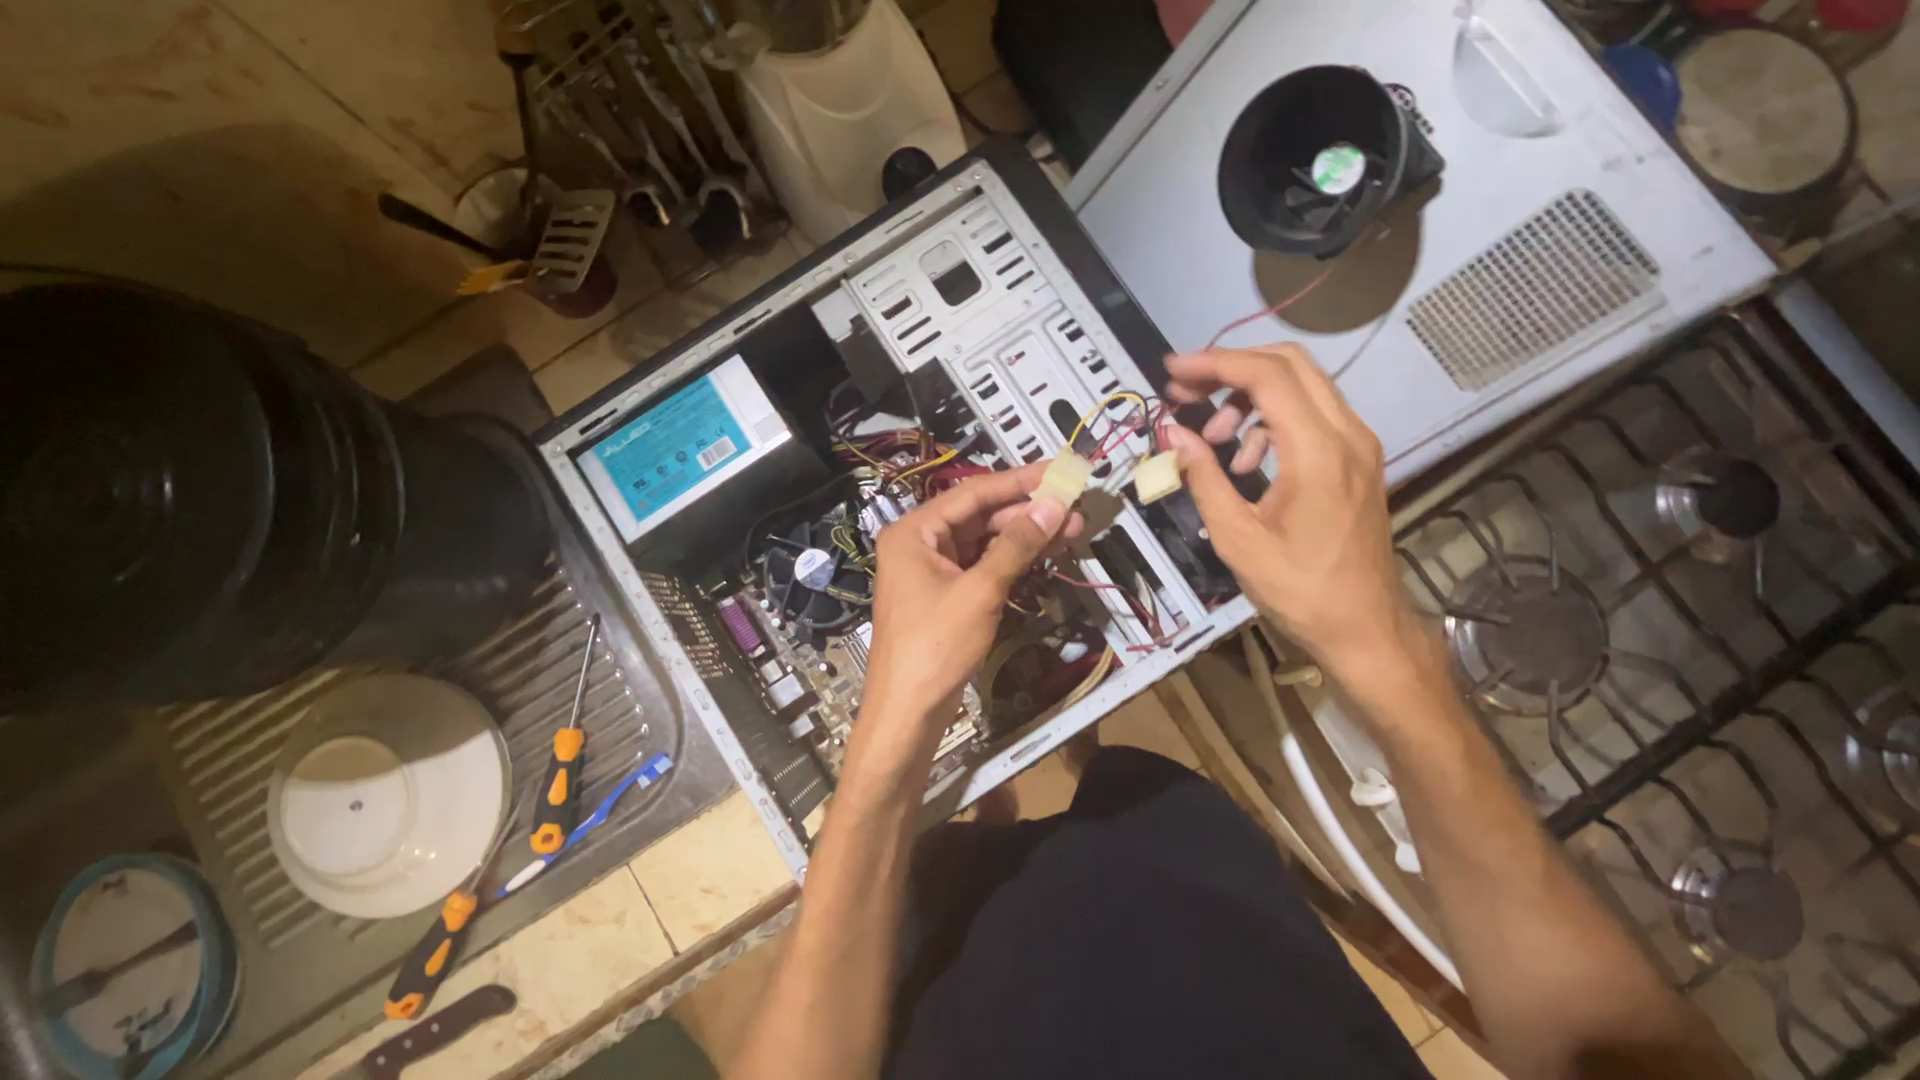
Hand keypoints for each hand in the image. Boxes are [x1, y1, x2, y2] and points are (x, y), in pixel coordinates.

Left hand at [861, 464, 1077, 739]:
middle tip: (1075, 507)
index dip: (1019, 481)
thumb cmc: (936, 645)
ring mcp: (931, 571)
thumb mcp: (980, 591)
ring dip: (1024, 537)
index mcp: (914, 531)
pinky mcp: (944, 596)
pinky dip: (1011, 561)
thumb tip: (1054, 506)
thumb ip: (1017, 546)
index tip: (1058, 471)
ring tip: (1072, 531)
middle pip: (979, 516)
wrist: (908, 710)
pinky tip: (1044, 555)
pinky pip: (981, 566)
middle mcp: (919, 543)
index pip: (973, 493)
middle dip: (1027, 513)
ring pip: (984, 542)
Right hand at [1160, 345, 1414, 671]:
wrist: (1364, 626)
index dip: (1215, 364)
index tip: (1173, 371)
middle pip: (1290, 364)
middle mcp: (1348, 434)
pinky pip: (1313, 414)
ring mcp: (1359, 444)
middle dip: (1231, 367)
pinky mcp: (1359, 459)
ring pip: (1303, 384)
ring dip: (1249, 396)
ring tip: (1211, 437)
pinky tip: (1245, 461)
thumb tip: (1172, 433)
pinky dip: (1272, 419)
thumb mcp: (1237, 538)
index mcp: (1318, 452)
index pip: (1267, 376)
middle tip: (1186, 390)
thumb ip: (1203, 478)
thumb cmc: (1299, 589)